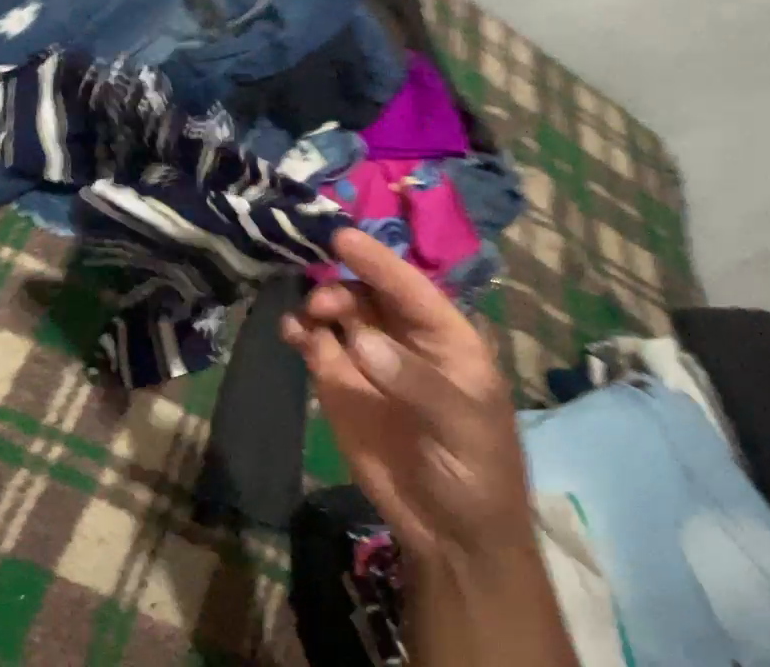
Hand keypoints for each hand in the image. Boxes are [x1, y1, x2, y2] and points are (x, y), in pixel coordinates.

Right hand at [283, 229, 531, 558]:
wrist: (452, 533)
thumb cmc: (478, 470)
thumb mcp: (463, 425)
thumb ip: (416, 381)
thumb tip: (361, 342)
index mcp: (446, 337)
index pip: (409, 288)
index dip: (378, 261)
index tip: (342, 237)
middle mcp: (402, 338)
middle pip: (367, 293)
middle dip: (342, 287)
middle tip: (321, 305)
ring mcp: (367, 359)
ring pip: (337, 313)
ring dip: (318, 305)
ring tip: (305, 321)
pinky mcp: (338, 384)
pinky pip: (315, 345)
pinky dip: (300, 332)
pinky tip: (290, 332)